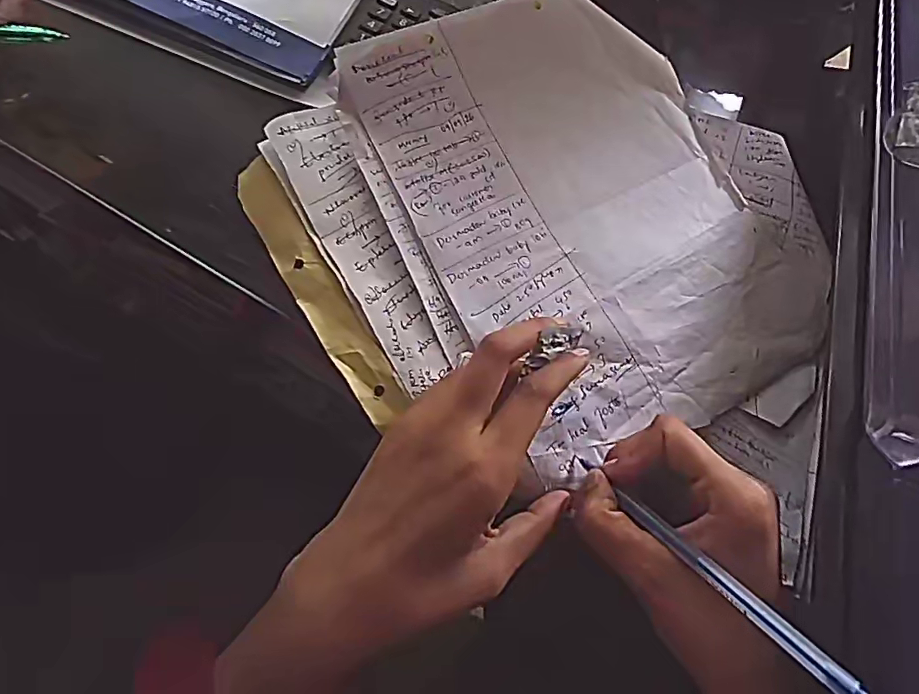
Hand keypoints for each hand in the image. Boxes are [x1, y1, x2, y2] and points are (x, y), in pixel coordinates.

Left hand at [215, 319, 589, 692]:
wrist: (340, 587)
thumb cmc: (419, 590)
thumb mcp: (489, 574)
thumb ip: (534, 529)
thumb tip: (565, 499)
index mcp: (484, 469)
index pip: (530, 396)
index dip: (559, 368)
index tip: (578, 356)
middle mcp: (453, 432)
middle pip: (494, 355)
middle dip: (528, 331)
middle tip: (555, 327)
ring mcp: (422, 421)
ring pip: (469, 363)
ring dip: (502, 350)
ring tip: (527, 354)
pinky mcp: (402, 422)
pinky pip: (448, 383)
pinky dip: (475, 372)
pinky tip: (487, 387)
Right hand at [573, 414, 796, 693]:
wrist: (751, 682)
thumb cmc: (727, 641)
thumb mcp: (654, 578)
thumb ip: (609, 527)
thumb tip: (585, 491)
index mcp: (736, 494)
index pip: (671, 436)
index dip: (629, 453)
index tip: (606, 479)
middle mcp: (741, 490)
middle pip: (669, 447)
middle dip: (631, 472)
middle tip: (606, 497)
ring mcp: (734, 503)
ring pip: (669, 468)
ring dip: (638, 488)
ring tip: (622, 517)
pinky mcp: (723, 518)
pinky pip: (676, 490)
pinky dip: (649, 503)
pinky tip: (640, 530)